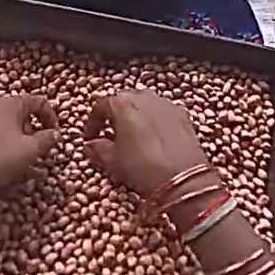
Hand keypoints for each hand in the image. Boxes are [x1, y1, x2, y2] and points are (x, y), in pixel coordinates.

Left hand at [0, 95, 58, 211]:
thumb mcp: (30, 151)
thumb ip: (47, 140)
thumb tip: (54, 134)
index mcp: (8, 103)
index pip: (38, 102)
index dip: (51, 118)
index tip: (54, 135)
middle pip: (19, 113)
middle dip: (32, 132)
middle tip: (38, 151)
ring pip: (3, 126)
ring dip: (16, 141)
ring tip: (21, 163)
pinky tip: (0, 166)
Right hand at [83, 91, 209, 199]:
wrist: (184, 178)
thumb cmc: (143, 166)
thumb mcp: (113, 161)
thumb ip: (98, 149)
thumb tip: (90, 145)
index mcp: (122, 103)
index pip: (100, 106)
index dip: (92, 123)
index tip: (90, 138)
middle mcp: (144, 97)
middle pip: (123, 101)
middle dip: (114, 116)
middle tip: (110, 136)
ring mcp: (166, 104)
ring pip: (144, 105)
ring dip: (135, 117)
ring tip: (132, 138)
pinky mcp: (182, 115)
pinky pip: (161, 113)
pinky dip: (153, 122)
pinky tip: (153, 140)